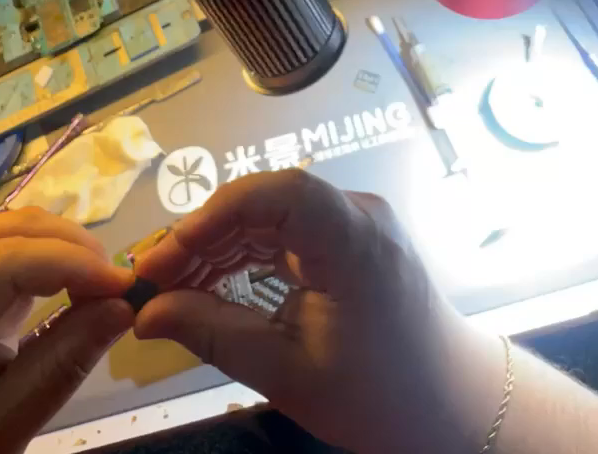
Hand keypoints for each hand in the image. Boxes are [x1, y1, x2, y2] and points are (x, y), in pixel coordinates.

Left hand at [0, 208, 135, 453]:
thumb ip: (58, 367)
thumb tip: (122, 307)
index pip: (9, 257)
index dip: (74, 262)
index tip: (127, 286)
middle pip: (12, 227)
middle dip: (73, 246)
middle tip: (118, 288)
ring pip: (11, 226)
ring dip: (62, 246)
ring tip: (99, 287)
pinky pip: (3, 246)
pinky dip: (45, 256)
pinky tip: (69, 284)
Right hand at [132, 170, 502, 453]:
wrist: (451, 404)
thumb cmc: (379, 395)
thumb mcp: (288, 372)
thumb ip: (214, 334)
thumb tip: (147, 315)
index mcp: (354, 239)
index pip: (280, 193)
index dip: (217, 213)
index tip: (170, 253)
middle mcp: (355, 213)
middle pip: (266, 201)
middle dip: (205, 235)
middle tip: (153, 278)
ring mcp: (352, 221)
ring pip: (269, 214)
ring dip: (219, 246)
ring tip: (170, 287)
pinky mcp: (346, 236)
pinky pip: (285, 231)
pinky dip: (245, 254)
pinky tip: (210, 283)